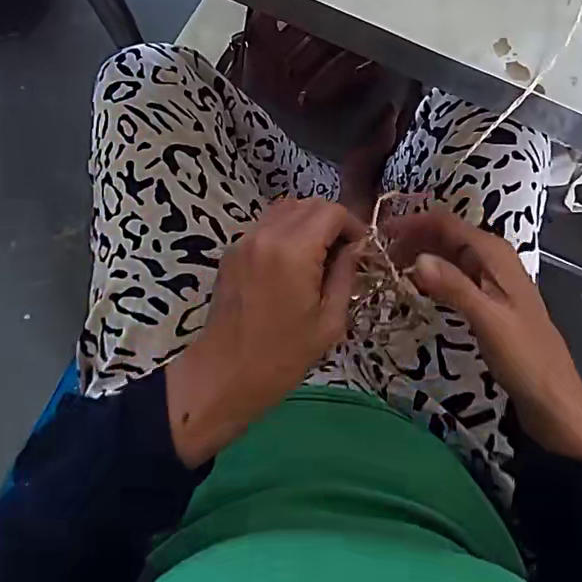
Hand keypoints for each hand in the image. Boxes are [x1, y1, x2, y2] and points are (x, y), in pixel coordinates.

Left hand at [165, 198, 362, 466]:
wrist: (221, 377)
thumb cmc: (281, 356)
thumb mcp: (329, 321)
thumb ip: (346, 274)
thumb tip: (355, 247)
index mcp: (293, 251)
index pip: (332, 212)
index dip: (353, 226)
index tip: (360, 251)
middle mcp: (267, 234)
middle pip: (310, 204)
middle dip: (333, 222)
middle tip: (343, 254)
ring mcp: (245, 240)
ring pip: (287, 208)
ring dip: (309, 223)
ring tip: (318, 256)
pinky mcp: (233, 250)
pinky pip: (268, 224)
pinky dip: (287, 231)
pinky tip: (293, 263)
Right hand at [384, 211, 581, 459]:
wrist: (554, 400)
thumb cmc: (524, 358)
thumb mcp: (487, 320)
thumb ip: (453, 286)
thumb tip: (416, 258)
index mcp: (494, 253)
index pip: (446, 223)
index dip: (412, 223)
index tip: (379, 233)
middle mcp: (493, 259)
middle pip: (447, 235)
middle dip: (413, 238)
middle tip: (378, 256)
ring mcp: (492, 279)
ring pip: (450, 255)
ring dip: (421, 255)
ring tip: (389, 269)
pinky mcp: (489, 300)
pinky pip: (455, 276)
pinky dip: (434, 275)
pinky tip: (417, 287)